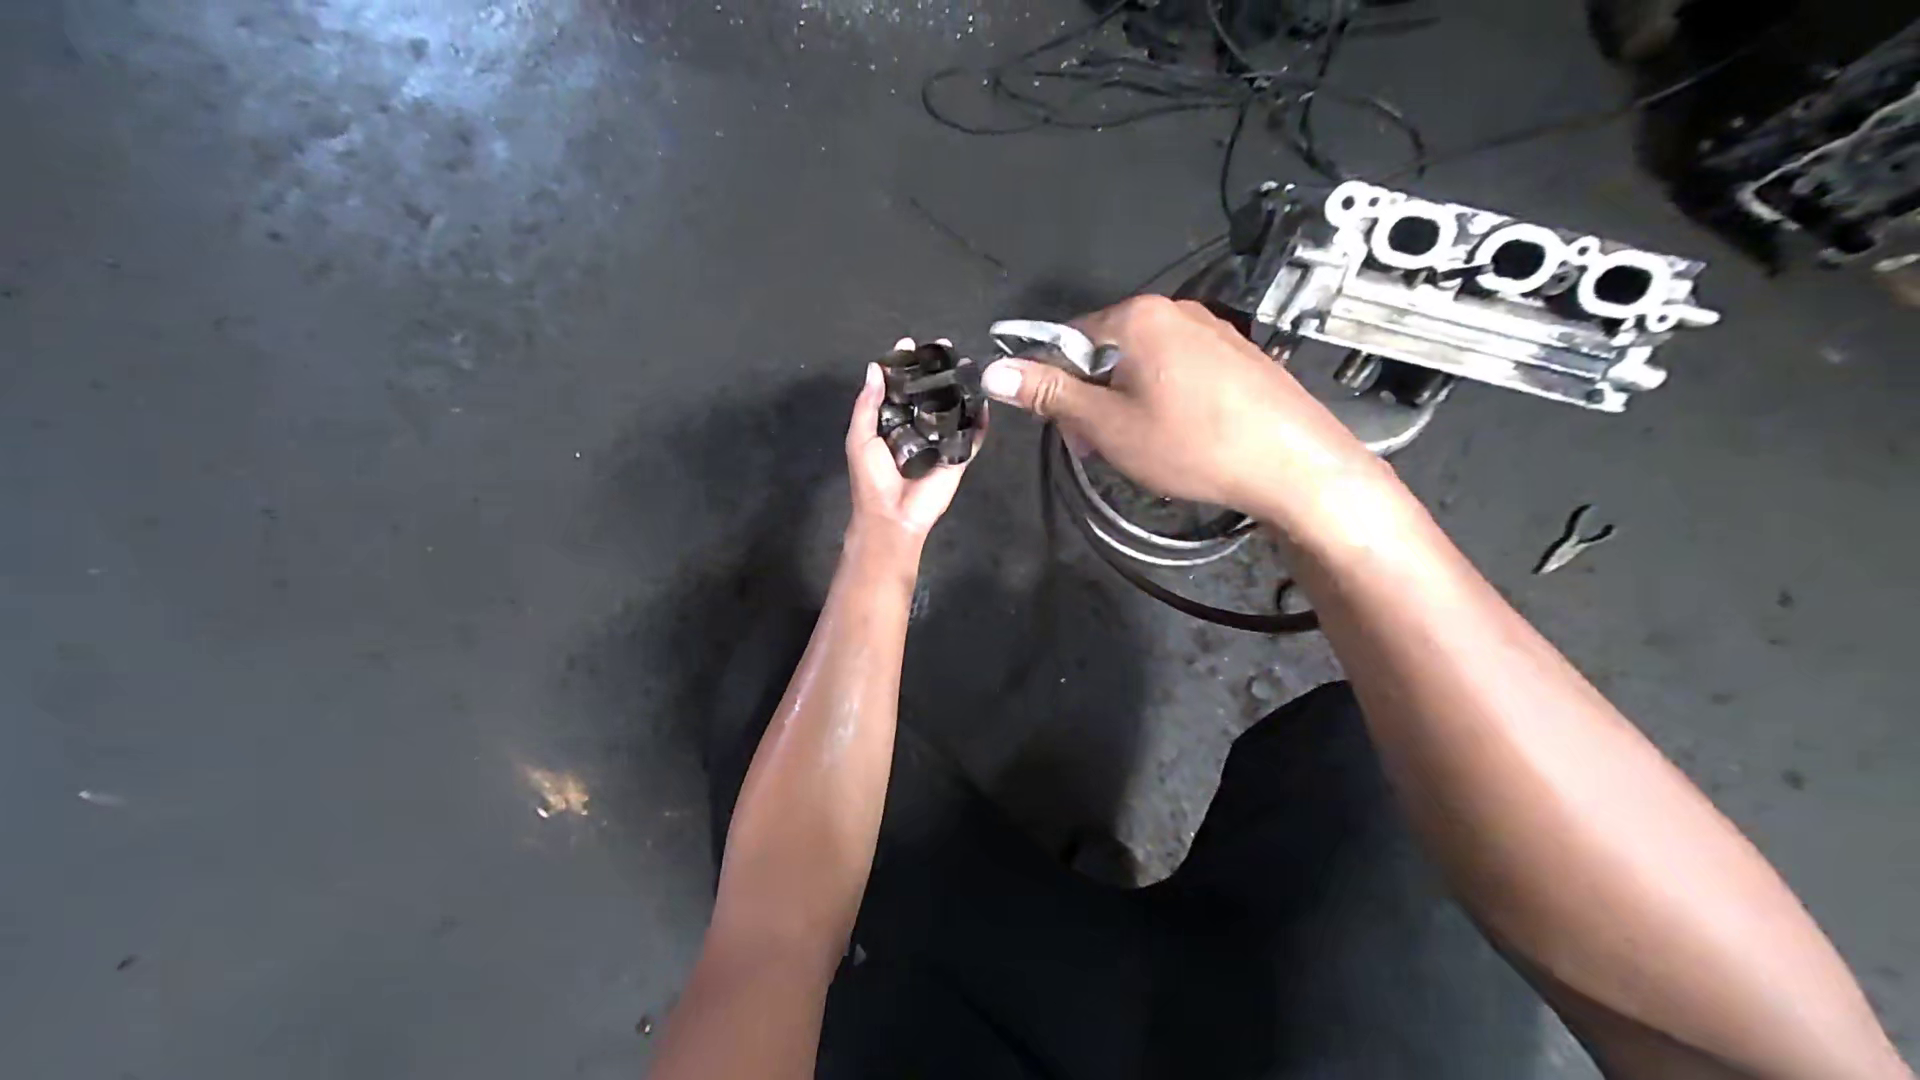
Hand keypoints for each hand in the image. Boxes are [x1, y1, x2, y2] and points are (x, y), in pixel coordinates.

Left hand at [844, 348, 978, 539]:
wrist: (893, 515)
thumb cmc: (871, 478)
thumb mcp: (860, 437)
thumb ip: (867, 404)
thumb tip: (875, 367)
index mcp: (891, 422)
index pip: (900, 388)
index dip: (905, 366)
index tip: (910, 343)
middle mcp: (917, 428)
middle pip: (929, 393)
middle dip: (936, 370)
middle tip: (946, 346)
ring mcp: (939, 442)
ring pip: (952, 410)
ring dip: (960, 388)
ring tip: (967, 364)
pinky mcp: (958, 457)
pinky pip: (972, 436)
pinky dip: (980, 420)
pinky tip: (986, 398)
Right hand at [978, 295, 1395, 538]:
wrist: (1293, 465)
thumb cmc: (1191, 444)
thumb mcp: (1108, 426)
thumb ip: (1050, 395)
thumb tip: (994, 372)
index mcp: (1136, 316)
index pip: (1066, 340)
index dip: (1057, 388)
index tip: (1072, 432)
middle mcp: (1173, 309)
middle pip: (1104, 351)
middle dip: (1093, 399)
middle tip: (1106, 448)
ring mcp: (1210, 328)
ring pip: (1140, 364)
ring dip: (1125, 403)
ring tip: (1145, 447)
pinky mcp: (1235, 352)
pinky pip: (1176, 369)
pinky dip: (1162, 399)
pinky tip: (1180, 435)